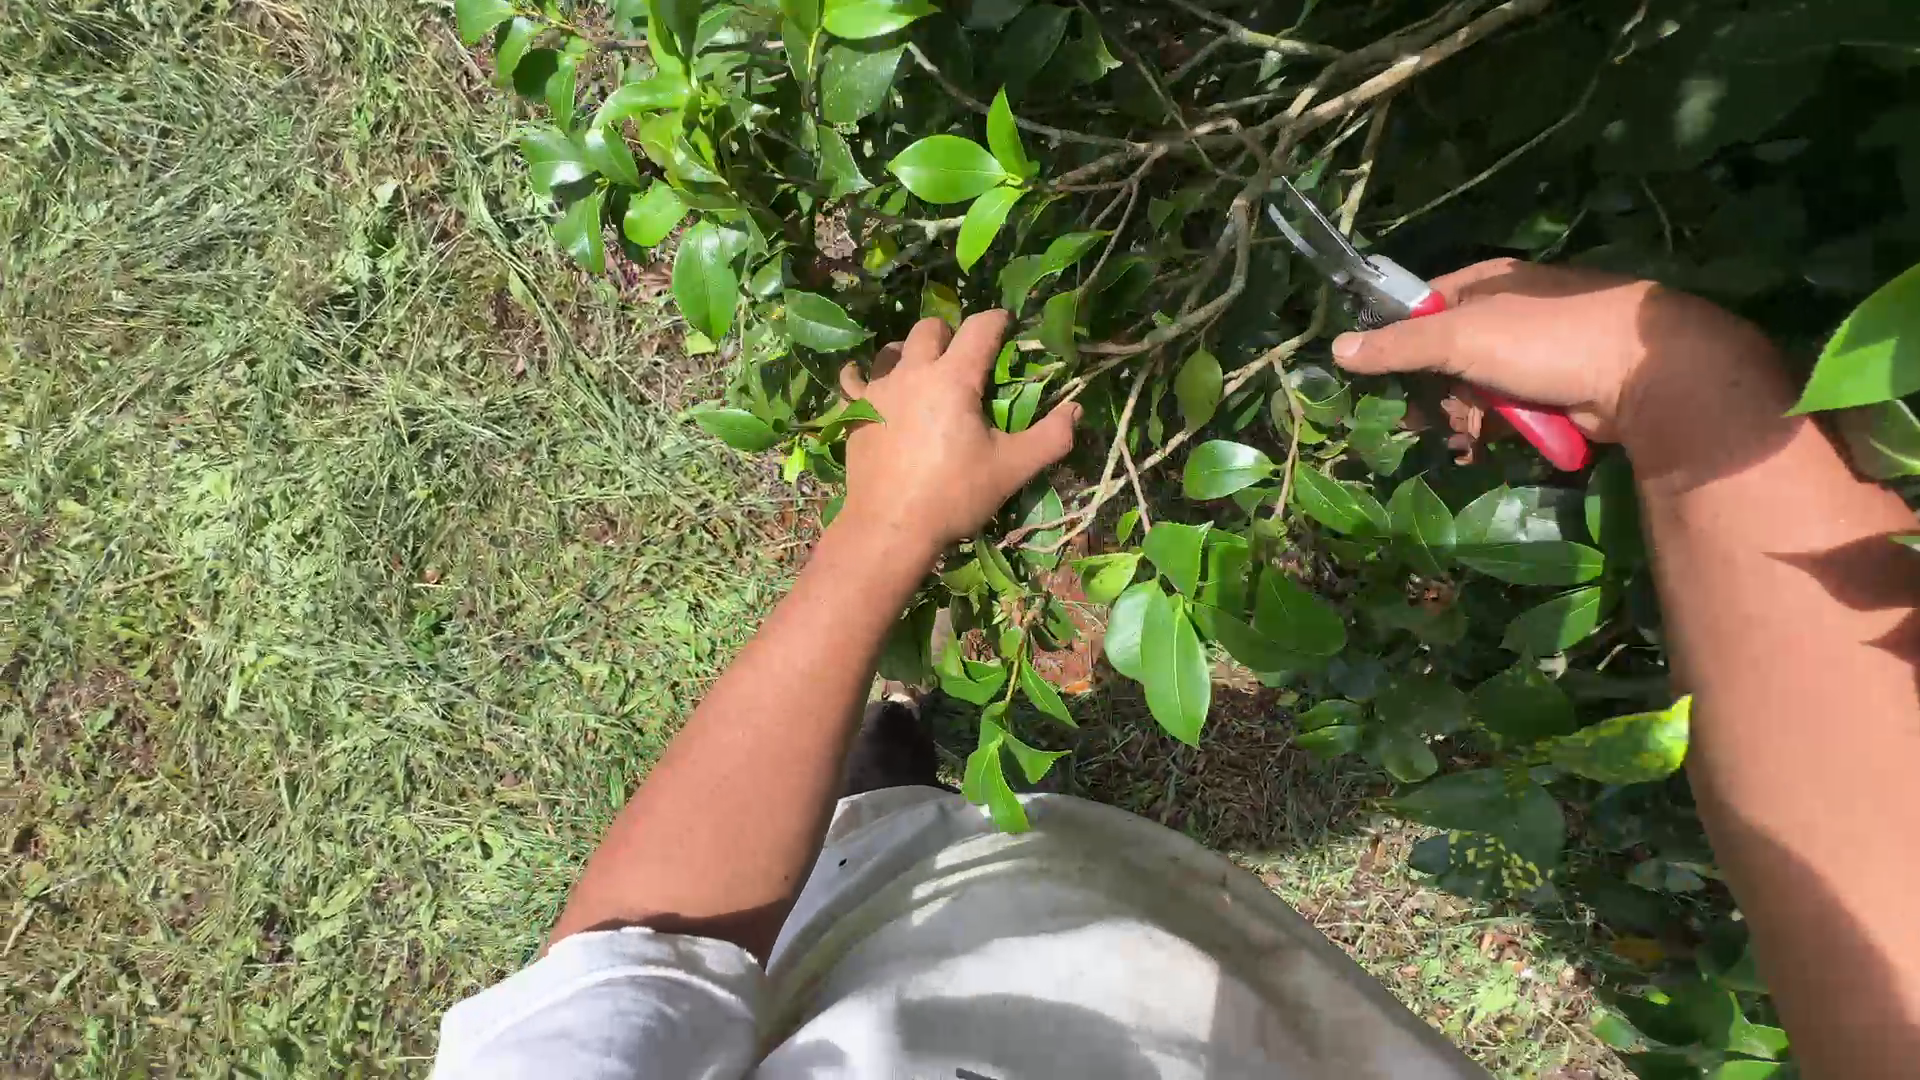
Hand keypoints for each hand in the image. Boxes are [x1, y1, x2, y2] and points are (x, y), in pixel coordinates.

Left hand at [836, 310, 1079, 554]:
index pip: (980, 328)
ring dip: (910, 352)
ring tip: (923, 373)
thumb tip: (1075, 410)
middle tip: (965, 360)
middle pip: (930, 328)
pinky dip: (865, 378)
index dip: (998, 321)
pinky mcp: (854, 413)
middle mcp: (911, 372)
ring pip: (891, 349)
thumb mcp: (1011, 469)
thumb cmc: (953, 497)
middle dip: (951, 334)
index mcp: (953, 379)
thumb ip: (1050, 437)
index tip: (1008, 326)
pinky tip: (873, 388)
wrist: (890, 529)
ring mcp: (877, 391)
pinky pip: (853, 379)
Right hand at [1328, 258, 1774, 447]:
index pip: (1419, 307)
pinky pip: (1495, 409)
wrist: (1647, 378)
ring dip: (1456, 416)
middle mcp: (1504, 314)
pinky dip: (1484, 428)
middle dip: (1429, 391)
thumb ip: (1397, 345)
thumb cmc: (1548, 340)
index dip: (1396, 338)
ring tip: (1464, 434)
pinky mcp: (1545, 389)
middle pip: (1437, 356)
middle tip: (1424, 416)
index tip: (1382, 371)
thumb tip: (1336, 348)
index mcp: (1486, 285)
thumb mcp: (1460, 337)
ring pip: (1464, 388)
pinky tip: (1479, 444)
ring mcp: (1527, 353)